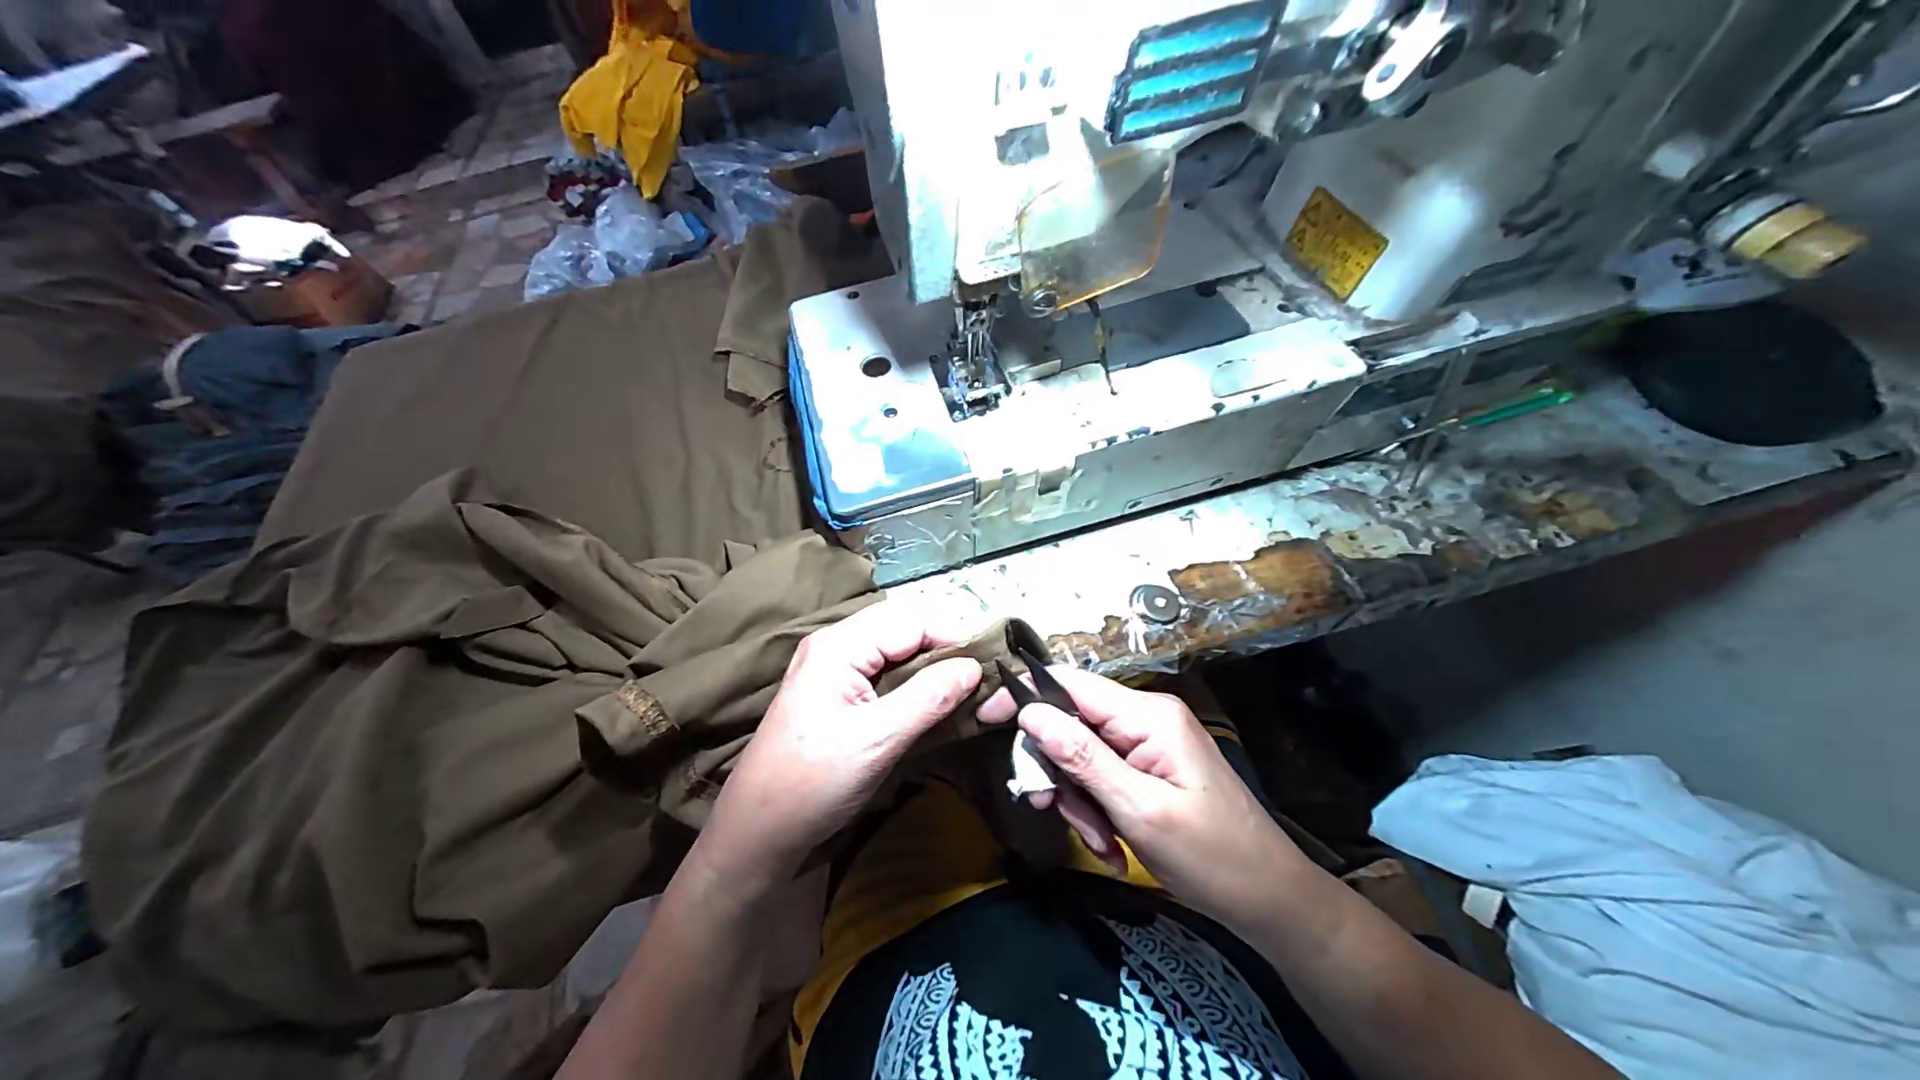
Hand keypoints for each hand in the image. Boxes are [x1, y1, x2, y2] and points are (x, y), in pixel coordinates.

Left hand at [699, 599, 983, 886]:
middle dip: (946, 649)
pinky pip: (887, 673)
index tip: (989, 667)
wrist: (758, 833)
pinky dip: (915, 684)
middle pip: (905, 629)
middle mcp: (836, 646)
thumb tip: (974, 666)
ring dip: (934, 668)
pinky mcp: (839, 694)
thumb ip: (928, 697)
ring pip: (899, 651)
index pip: (912, 619)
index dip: (953, 636)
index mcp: (839, 645)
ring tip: (967, 692)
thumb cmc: (813, 783)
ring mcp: (835, 669)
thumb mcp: (878, 740)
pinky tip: (936, 703)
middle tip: (982, 681)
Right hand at [981, 668, 1306, 930]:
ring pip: (1082, 760)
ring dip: (1080, 804)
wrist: (1270, 899)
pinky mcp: (1148, 769)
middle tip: (1055, 813)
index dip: (1025, 697)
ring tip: (1102, 844)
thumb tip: (1030, 713)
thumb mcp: (1139, 809)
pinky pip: (1102, 780)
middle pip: (1071, 727)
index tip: (986, 718)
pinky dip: (1098, 813)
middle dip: (1060, 775)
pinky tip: (1113, 847)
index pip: (1070, 685)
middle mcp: (1145, 720)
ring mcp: (1147, 745)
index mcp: (1147, 716)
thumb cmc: (1212, 855)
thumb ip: (1082, 757)